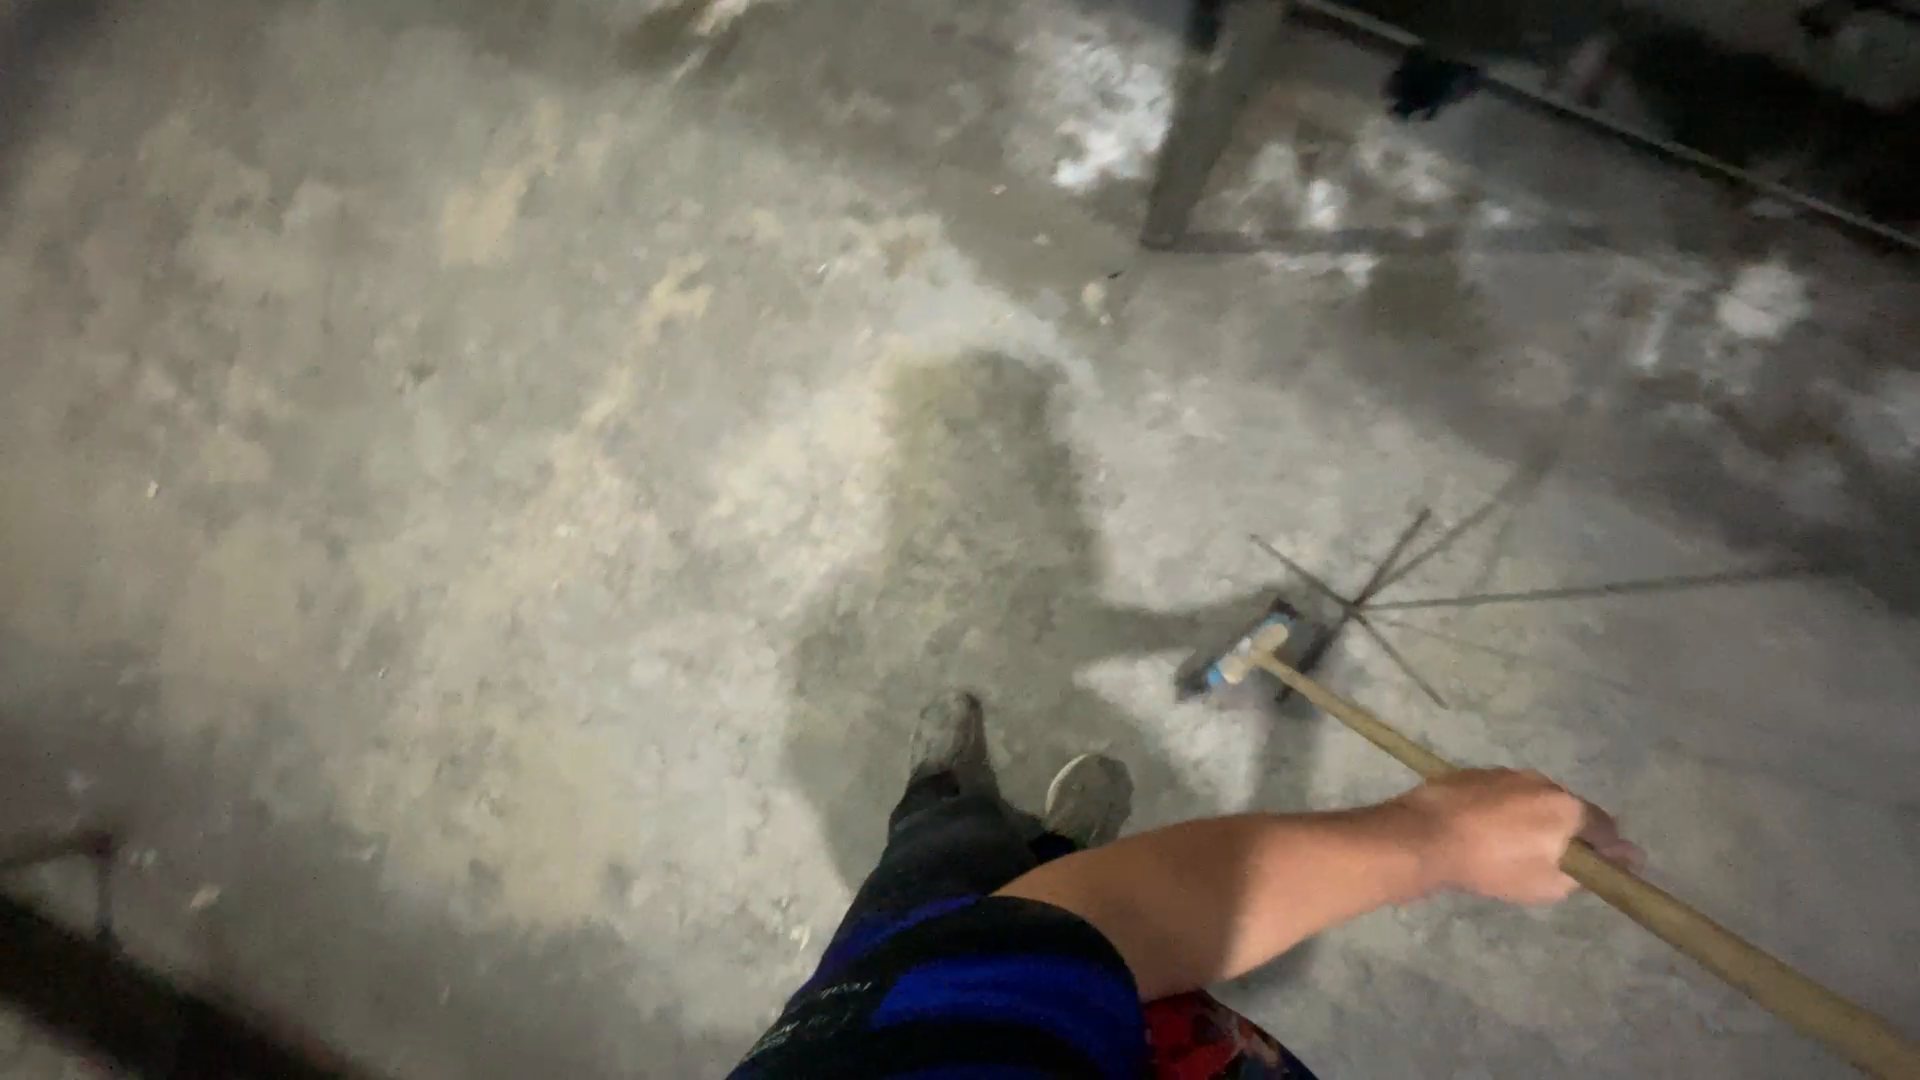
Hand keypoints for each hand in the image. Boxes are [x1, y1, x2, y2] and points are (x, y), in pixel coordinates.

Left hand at [1394, 768, 1642, 905]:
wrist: (1424, 835)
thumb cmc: (1494, 864)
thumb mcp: (1552, 882)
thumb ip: (1593, 868)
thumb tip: (1628, 855)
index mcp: (1566, 805)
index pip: (1604, 827)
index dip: (1605, 850)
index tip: (1594, 868)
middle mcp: (1537, 780)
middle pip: (1565, 807)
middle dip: (1564, 830)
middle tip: (1547, 857)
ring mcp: (1499, 772)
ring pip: (1528, 797)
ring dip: (1529, 816)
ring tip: (1509, 843)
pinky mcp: (1467, 773)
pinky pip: (1497, 792)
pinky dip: (1498, 807)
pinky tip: (1482, 826)